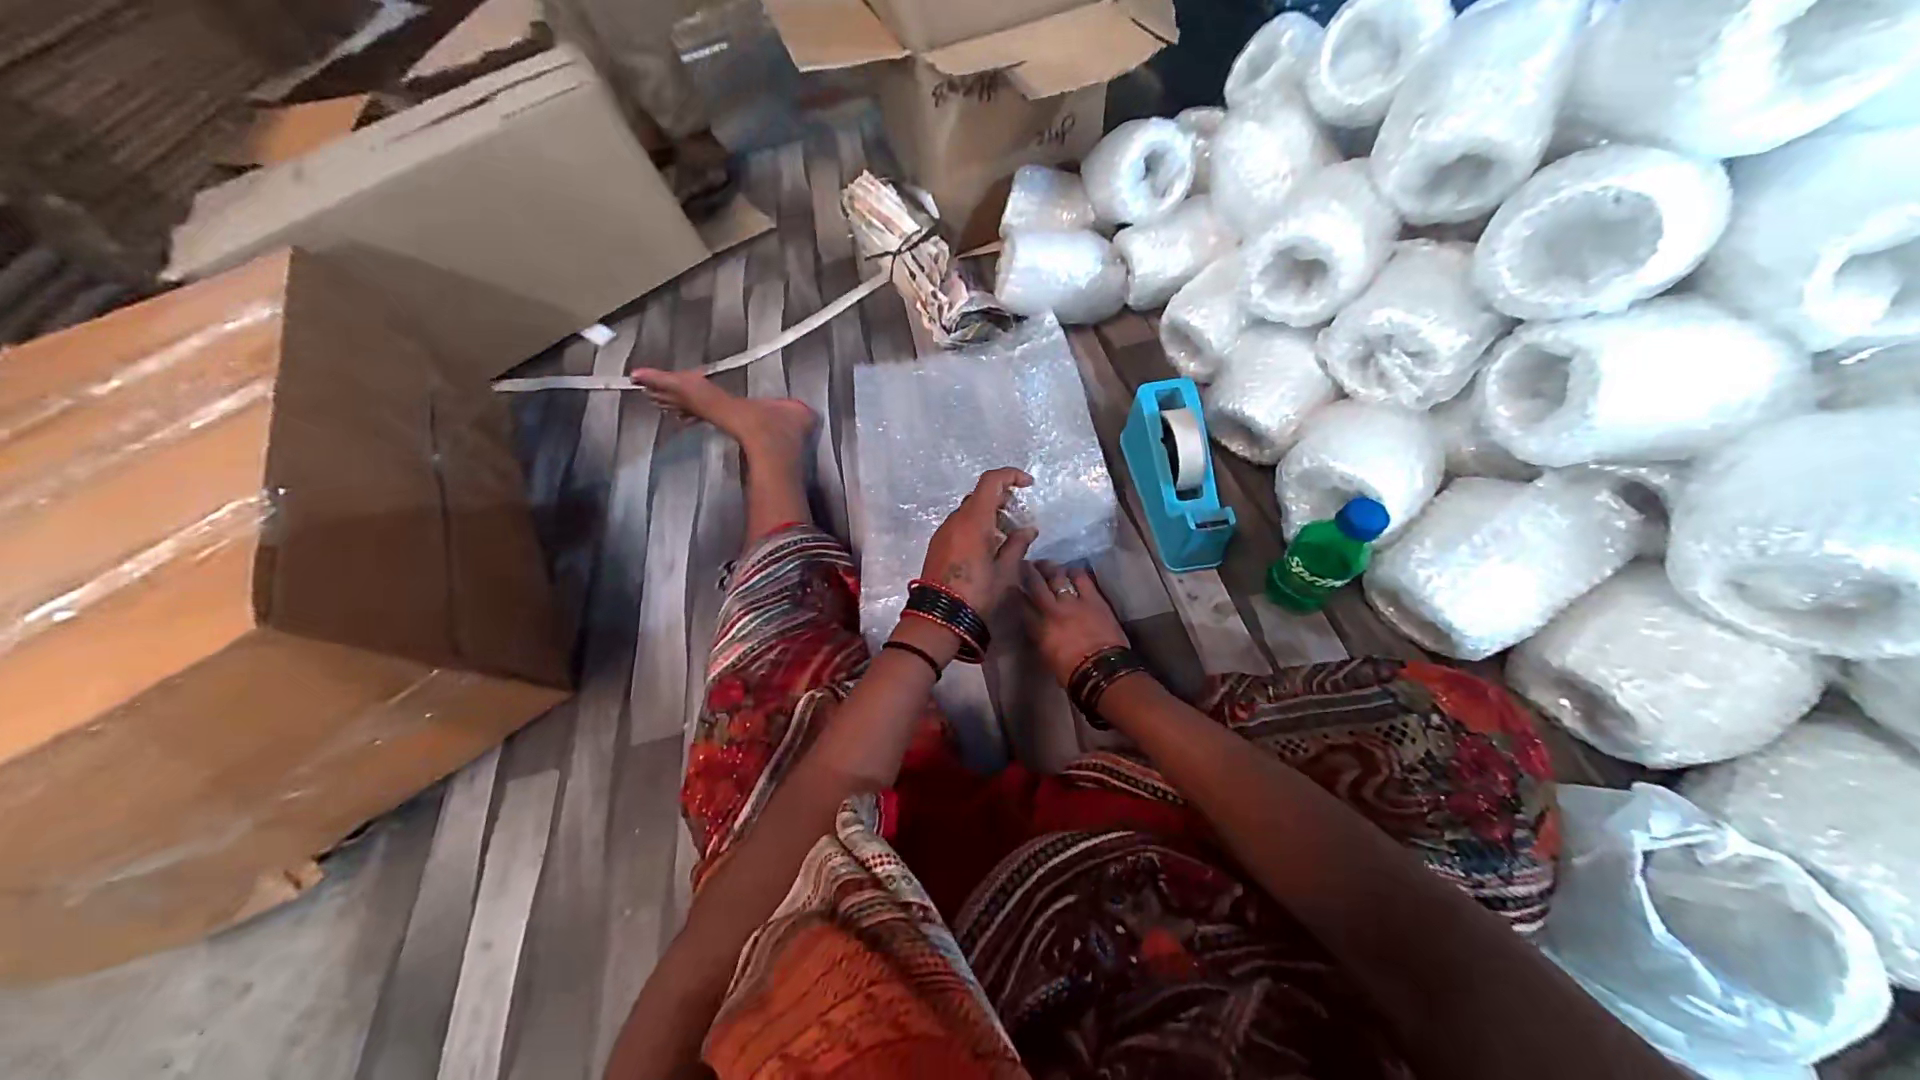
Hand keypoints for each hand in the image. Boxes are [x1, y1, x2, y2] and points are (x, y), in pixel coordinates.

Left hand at [919, 467, 1039, 616]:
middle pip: (980, 495)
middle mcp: (956, 520)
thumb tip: (1029, 529)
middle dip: (1002, 499)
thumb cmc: (977, 591)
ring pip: (969, 511)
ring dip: (989, 515)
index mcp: (974, 520)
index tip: (1029, 485)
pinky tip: (987, 547)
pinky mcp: (937, 544)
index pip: (991, 482)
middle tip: (1018, 516)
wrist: (940, 616)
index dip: (1011, 476)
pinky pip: (959, 525)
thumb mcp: (1005, 570)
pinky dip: (976, 526)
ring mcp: (943, 532)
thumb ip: (1018, 544)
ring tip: (1006, 536)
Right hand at [1022, 561, 1129, 686]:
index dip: (1015, 592)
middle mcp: (1051, 610)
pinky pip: (1081, 578)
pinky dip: (1074, 572)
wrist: (1102, 671)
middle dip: (1028, 571)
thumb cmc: (1072, 673)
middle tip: (1025, 564)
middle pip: (1035, 583)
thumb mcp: (1046, 656)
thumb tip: (1038, 625)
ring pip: (1056, 576)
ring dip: (1049, 568)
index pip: (1021, 604)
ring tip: (1045, 564)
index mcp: (1037, 628)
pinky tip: (1071, 570)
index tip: (1012, 585)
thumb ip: (1040, 636)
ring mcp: (1072, 602)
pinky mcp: (1093, 598)